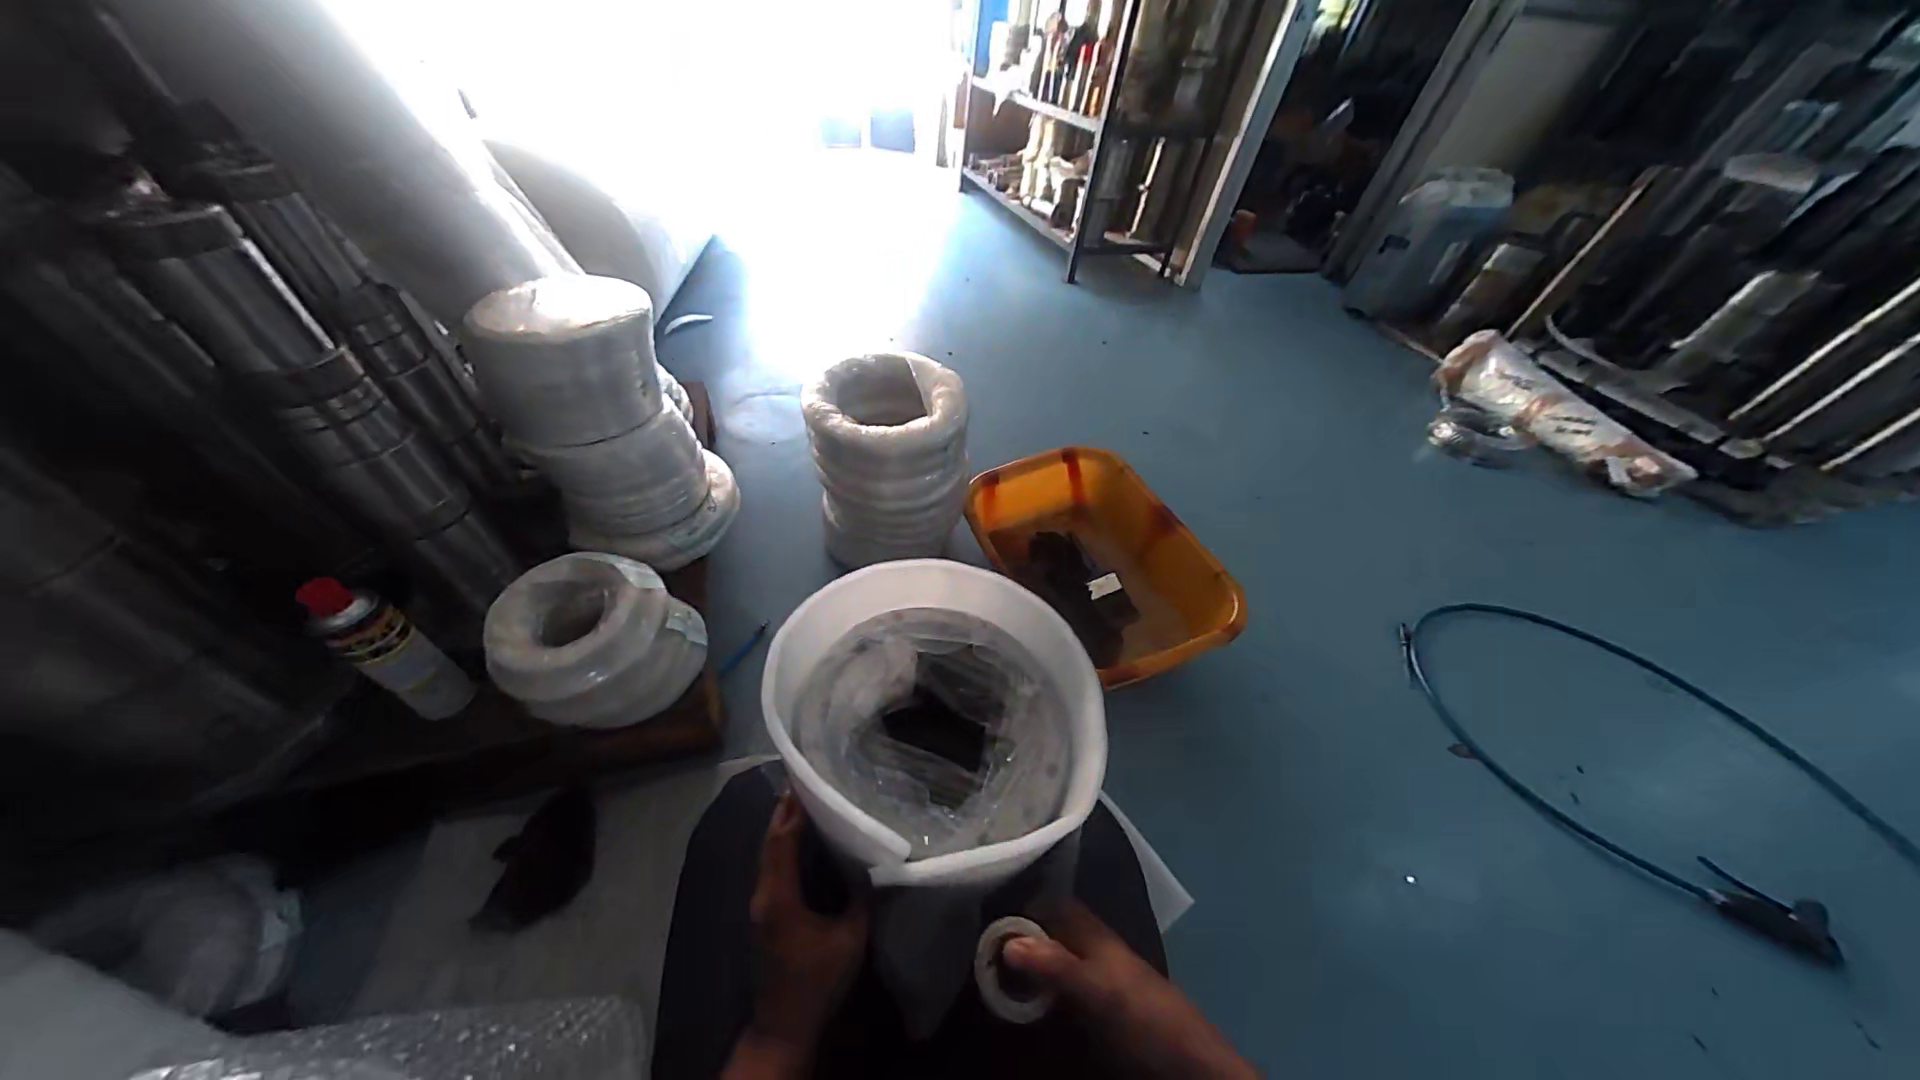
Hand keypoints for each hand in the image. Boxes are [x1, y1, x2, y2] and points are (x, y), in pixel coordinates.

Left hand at [745, 791, 869, 1051]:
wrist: (784, 1025)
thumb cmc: (818, 982)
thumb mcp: (851, 939)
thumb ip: (861, 897)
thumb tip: (873, 863)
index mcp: (780, 897)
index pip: (782, 840)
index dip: (793, 809)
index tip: (808, 780)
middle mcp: (763, 894)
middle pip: (770, 841)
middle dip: (786, 809)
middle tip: (806, 779)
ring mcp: (759, 903)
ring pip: (768, 853)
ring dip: (782, 824)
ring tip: (804, 798)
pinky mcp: (764, 911)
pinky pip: (770, 866)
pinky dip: (782, 843)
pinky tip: (799, 835)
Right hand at [1003, 901, 1256, 1079]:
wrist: (1190, 1069)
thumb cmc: (1145, 1017)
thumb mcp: (1098, 990)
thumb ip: (1055, 964)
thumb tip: (1006, 940)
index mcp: (1095, 935)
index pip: (1055, 903)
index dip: (1026, 901)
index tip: (989, 907)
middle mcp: (1094, 952)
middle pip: (1051, 934)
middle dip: (1020, 937)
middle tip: (982, 947)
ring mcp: (1097, 984)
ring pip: (1054, 964)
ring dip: (1028, 969)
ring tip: (991, 975)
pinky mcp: (1098, 1015)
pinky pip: (1059, 995)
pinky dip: (1039, 996)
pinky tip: (1021, 1005)